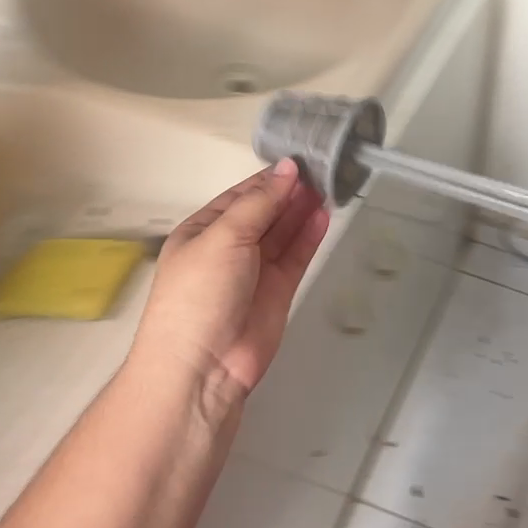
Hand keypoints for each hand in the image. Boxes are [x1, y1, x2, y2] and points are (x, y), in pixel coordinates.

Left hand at [126, 159, 330, 424]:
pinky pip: (296, 255)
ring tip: (329, 187)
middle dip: (289, 192)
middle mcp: (228, 247)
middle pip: (265, 212)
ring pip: (284, 232)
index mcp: (203, 231)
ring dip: (303, 210)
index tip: (300, 161)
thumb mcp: (223, 238)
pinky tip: (324, 215)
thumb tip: (287, 169)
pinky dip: (310, 235)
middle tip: (322, 170)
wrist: (203, 367)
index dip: (269, 179)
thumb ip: (260, 203)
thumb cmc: (198, 297)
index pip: (241, 195)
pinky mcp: (278, 290)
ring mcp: (254, 270)